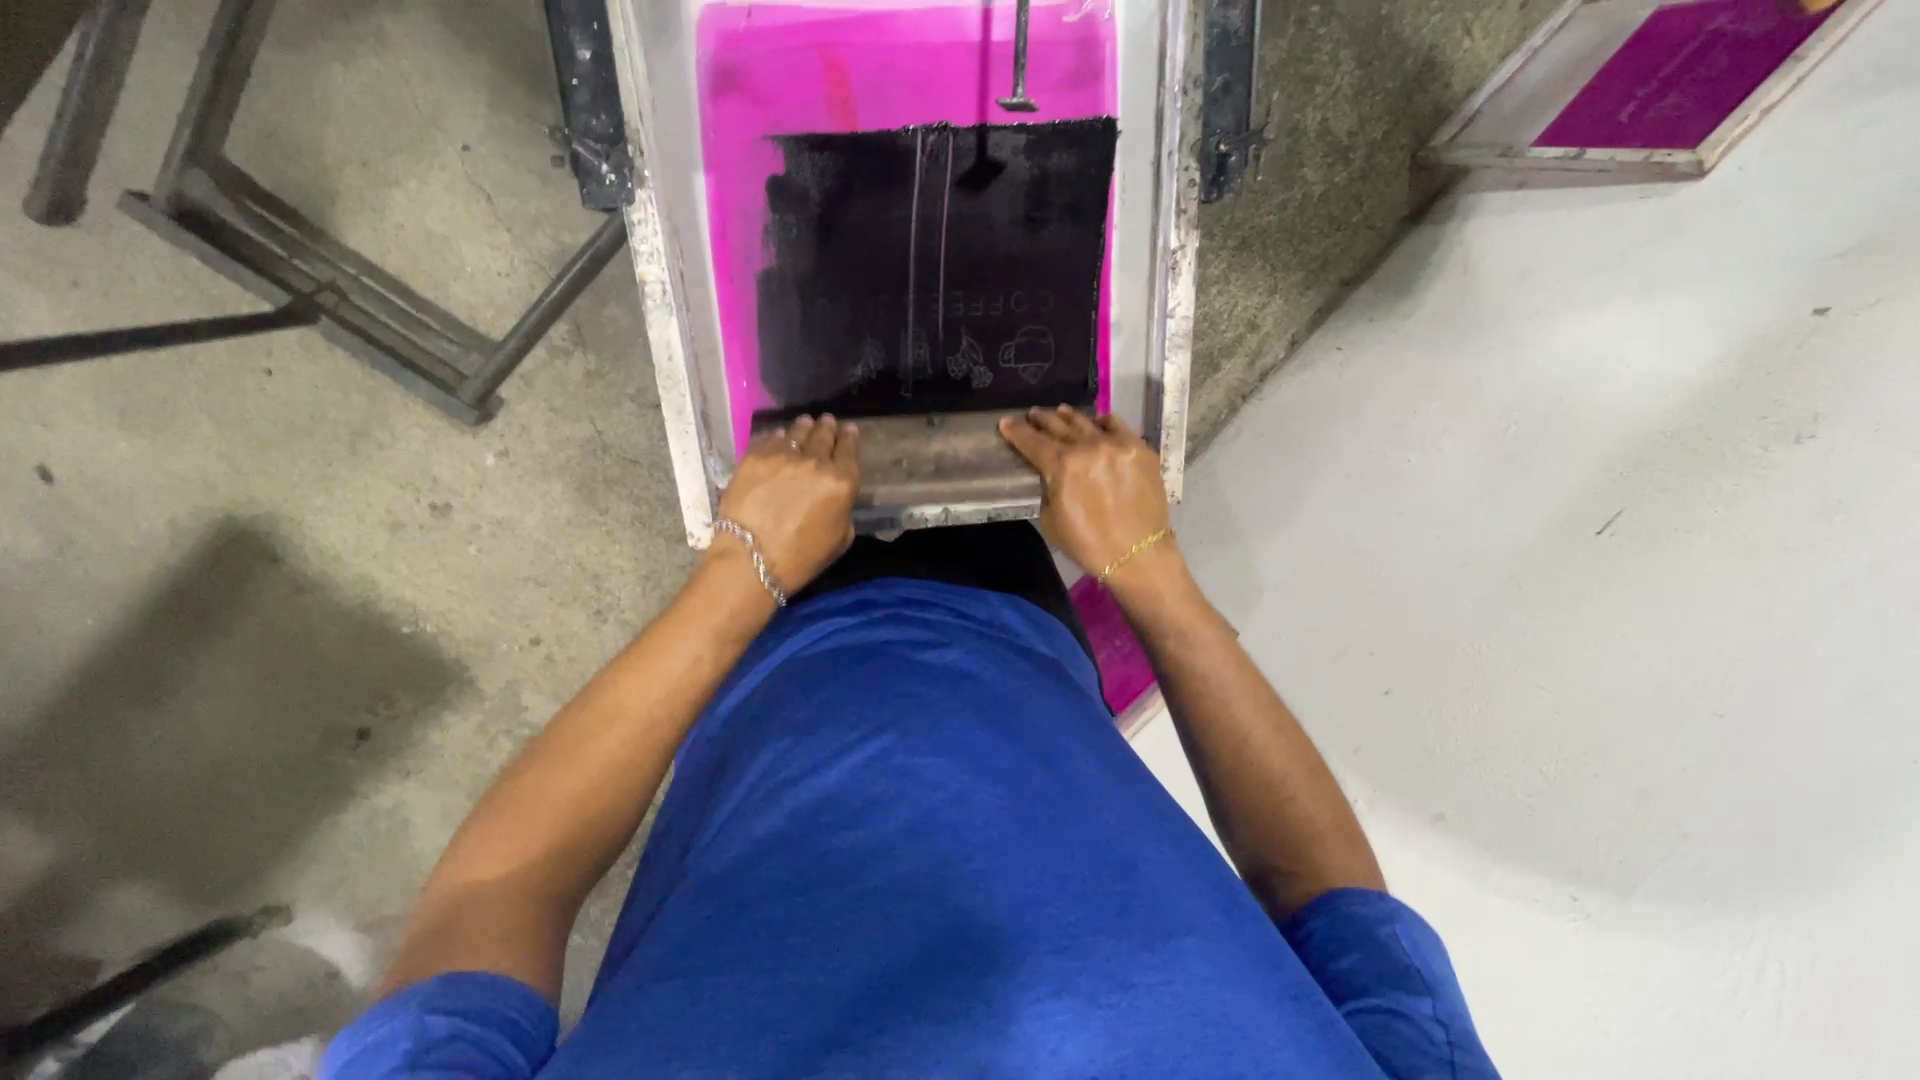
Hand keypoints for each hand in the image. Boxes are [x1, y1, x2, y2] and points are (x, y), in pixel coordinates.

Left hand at [713, 414, 859, 593]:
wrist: (751, 559)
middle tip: (827, 422)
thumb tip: (836, 496)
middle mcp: (815, 462)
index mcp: (841, 483)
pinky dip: (779, 436)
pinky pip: (771, 439)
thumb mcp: (841, 539)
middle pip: (824, 436)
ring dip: (804, 427)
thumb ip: (844, 510)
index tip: (849, 430)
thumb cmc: (801, 558)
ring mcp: (783, 456)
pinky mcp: (755, 457)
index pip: (849, 452)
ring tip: (805, 423)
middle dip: (827, 428)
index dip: (850, 439)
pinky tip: (780, 436)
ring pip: (798, 433)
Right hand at [999, 405, 1181, 590]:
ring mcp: (1118, 444)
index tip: (1006, 423)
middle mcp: (1089, 446)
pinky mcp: (1140, 449)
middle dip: (1042, 420)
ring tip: (1060, 412)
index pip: (1032, 442)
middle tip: (1033, 415)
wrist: (1137, 554)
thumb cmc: (1088, 544)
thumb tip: (1050, 475)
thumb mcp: (1051, 519)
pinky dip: (1102, 422)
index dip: (1016, 431)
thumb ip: (1048, 488)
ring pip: (1087, 422)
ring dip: (1069, 417)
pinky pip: (1117, 425)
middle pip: (1059, 426)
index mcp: (1062, 465)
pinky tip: (1096, 423)